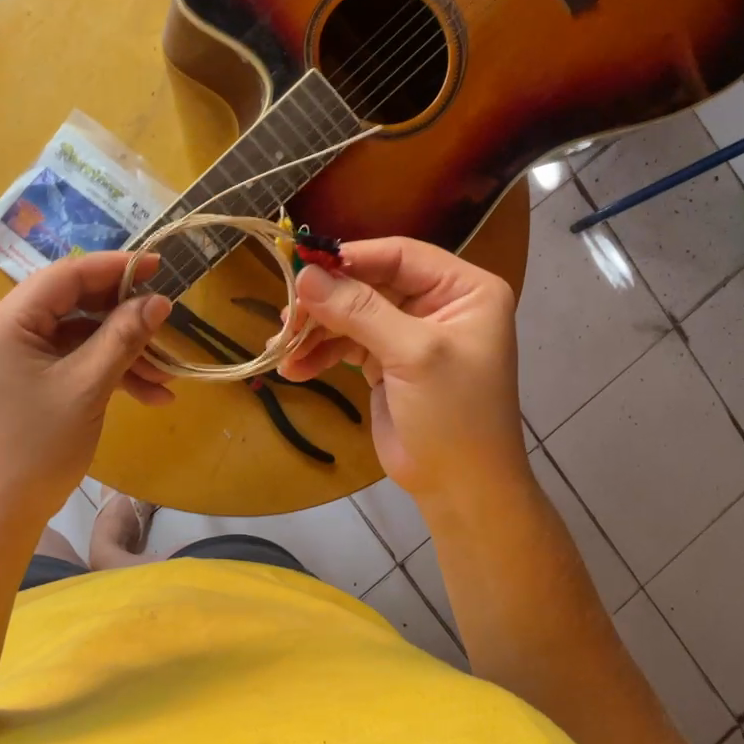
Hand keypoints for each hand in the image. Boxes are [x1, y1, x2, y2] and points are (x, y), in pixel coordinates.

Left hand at [0, 252, 172, 529]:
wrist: (2, 512)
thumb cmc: (39, 447)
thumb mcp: (87, 388)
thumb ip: (123, 338)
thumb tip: (159, 301)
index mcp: (6, 322)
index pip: (66, 276)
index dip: (115, 268)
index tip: (160, 267)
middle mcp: (4, 330)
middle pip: (73, 304)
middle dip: (124, 318)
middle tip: (166, 323)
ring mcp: (15, 357)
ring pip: (78, 336)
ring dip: (122, 353)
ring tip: (166, 377)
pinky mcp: (26, 380)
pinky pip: (71, 362)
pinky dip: (106, 373)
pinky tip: (149, 395)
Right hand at [279, 237, 523, 507]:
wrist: (461, 488)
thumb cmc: (454, 415)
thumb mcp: (413, 355)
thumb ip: (359, 311)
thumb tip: (305, 276)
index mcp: (463, 289)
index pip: (399, 255)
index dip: (349, 259)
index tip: (301, 269)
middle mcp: (438, 304)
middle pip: (368, 284)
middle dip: (325, 303)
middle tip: (285, 319)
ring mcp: (410, 334)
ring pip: (351, 316)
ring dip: (314, 332)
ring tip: (280, 350)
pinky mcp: (386, 364)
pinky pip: (346, 346)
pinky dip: (319, 355)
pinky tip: (294, 369)